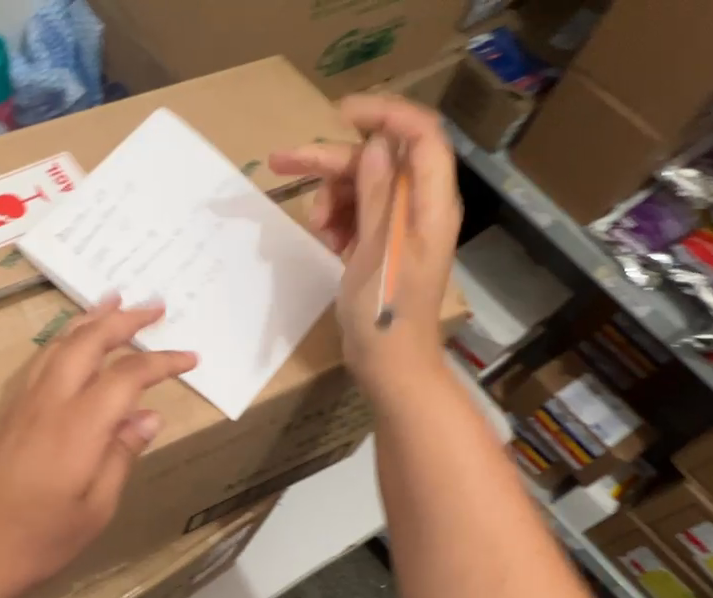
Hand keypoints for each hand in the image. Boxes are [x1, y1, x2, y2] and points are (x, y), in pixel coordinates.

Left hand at [0, 297, 196, 597]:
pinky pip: (37, 360)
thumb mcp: (97, 507)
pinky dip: (61, 340)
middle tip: (155, 306)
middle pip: (88, 341)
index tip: (191, 358)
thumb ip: (122, 454)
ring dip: (89, 320)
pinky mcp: (4, 411)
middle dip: (124, 319)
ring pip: (57, 343)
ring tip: (114, 302)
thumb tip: (148, 415)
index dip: (162, 362)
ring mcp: (21, 402)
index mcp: (79, 426)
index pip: (127, 375)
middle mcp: (48, 401)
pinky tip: (70, 343)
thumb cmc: (43, 540)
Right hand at [271, 95, 462, 386]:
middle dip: (332, 161)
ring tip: (316, 228)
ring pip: (362, 186)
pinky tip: (325, 241)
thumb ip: (378, 195)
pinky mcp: (383, 246)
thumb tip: (375, 144)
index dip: (383, 114)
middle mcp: (420, 208)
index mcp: (431, 204)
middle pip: (378, 160)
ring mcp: (401, 228)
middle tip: (280, 162)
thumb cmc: (385, 316)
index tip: (339, 116)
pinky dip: (338, 221)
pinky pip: (358, 215)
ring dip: (332, 198)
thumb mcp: (377, 252)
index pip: (419, 134)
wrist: (390, 368)